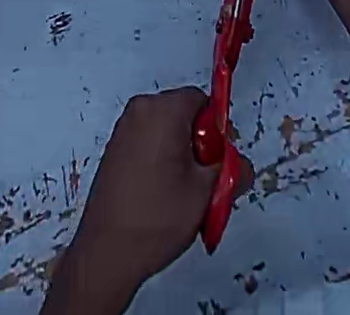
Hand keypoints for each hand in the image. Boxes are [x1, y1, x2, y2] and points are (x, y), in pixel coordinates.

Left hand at [44, 88, 220, 313]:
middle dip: (200, 143)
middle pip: (183, 113)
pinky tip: (164, 193)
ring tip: (184, 192)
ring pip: (167, 129)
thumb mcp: (207, 193)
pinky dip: (162, 158)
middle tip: (205, 178)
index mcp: (162, 110)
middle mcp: (139, 110)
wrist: (108, 250)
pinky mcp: (115, 146)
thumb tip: (241, 165)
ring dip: (181, 153)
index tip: (219, 157)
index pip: (201, 100)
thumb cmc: (156, 217)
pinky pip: (149, 140)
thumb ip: (233, 170)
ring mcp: (124, 127)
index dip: (217, 128)